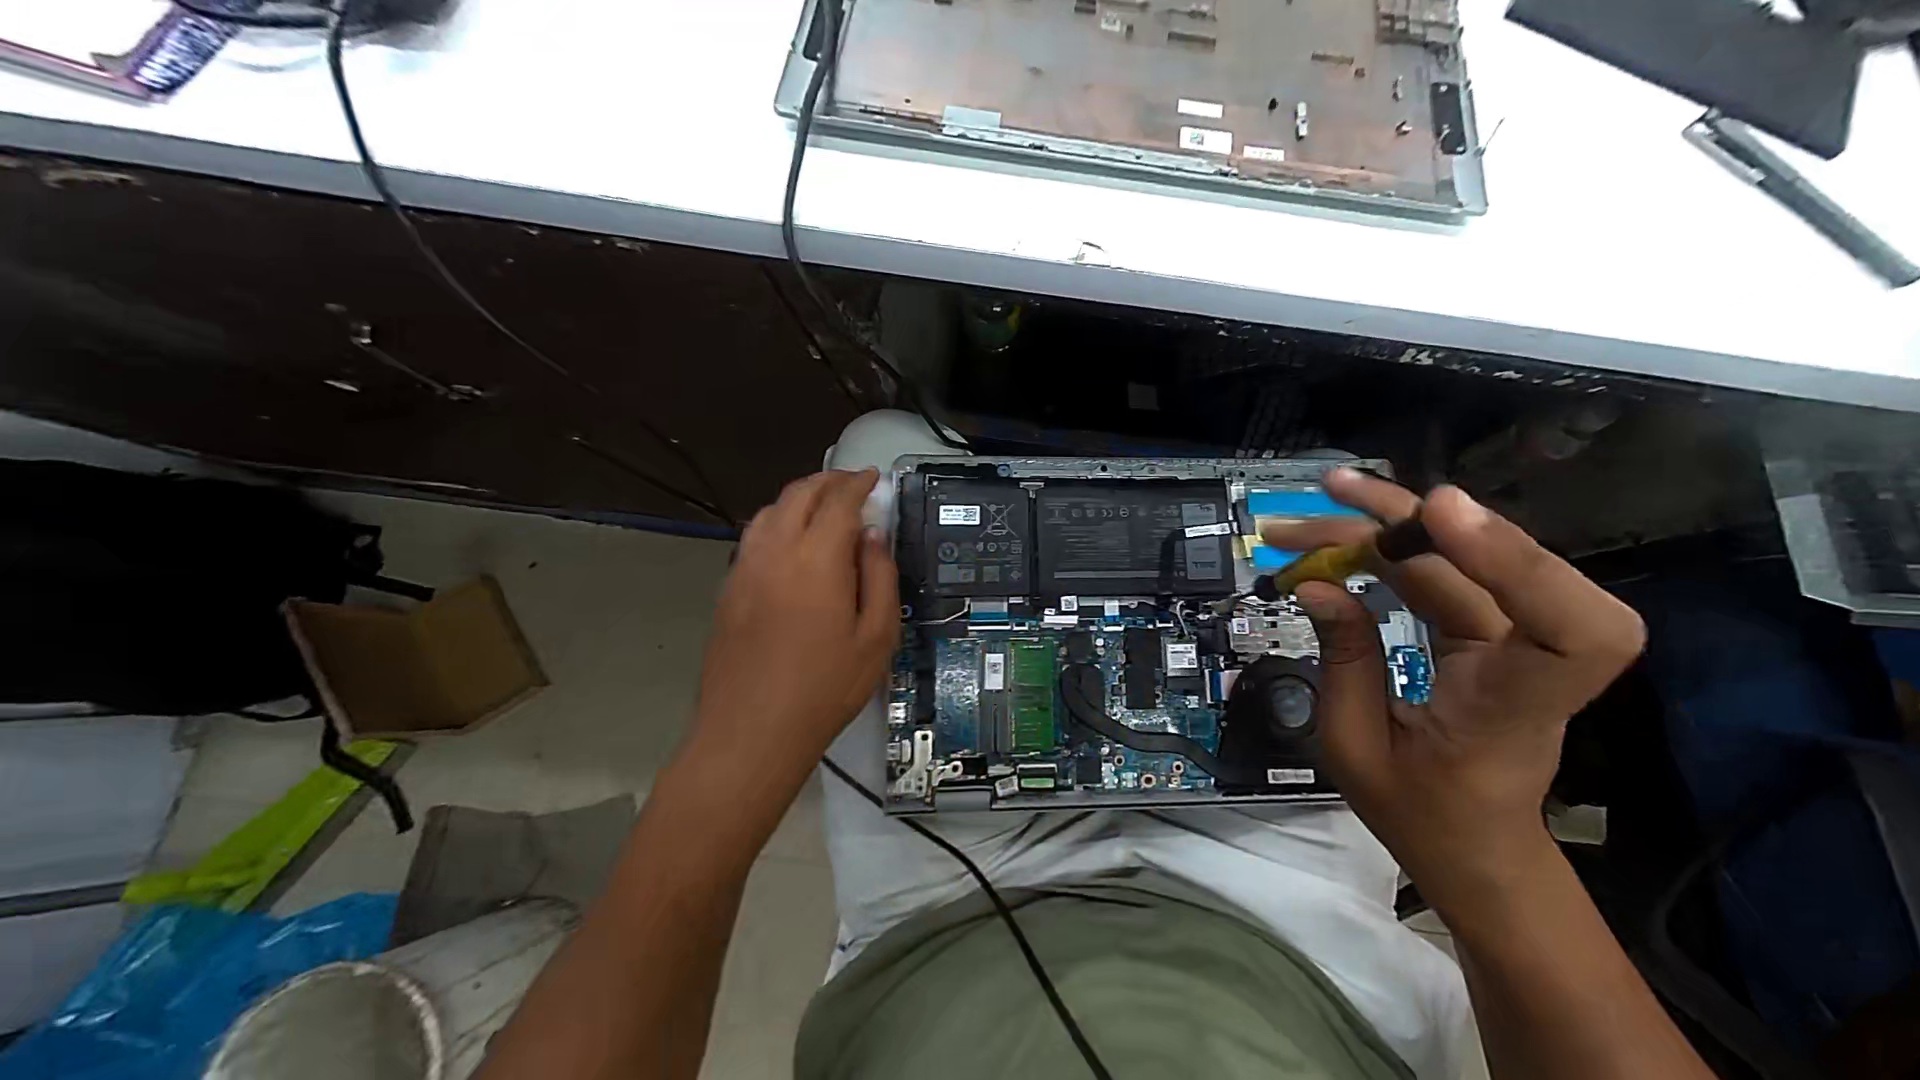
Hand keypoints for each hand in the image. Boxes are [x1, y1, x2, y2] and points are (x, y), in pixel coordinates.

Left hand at [688, 469, 898, 786]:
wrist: (752, 731)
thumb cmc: (825, 688)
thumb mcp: (876, 637)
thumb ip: (880, 577)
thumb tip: (874, 537)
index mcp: (816, 559)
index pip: (838, 501)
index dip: (858, 483)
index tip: (873, 478)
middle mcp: (775, 552)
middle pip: (799, 494)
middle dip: (828, 480)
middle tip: (851, 484)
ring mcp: (745, 569)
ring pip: (771, 511)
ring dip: (799, 497)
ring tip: (822, 507)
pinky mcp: (728, 589)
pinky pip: (754, 537)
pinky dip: (777, 522)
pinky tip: (790, 542)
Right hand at [1261, 467, 1644, 910]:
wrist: (1475, 842)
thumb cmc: (1419, 812)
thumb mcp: (1355, 746)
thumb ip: (1344, 661)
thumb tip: (1316, 584)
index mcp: (1512, 708)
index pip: (1570, 632)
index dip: (1515, 562)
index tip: (1440, 514)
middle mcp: (1529, 661)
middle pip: (1493, 569)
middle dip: (1407, 521)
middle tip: (1330, 492)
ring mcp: (1513, 639)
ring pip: (1467, 559)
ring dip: (1395, 521)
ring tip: (1330, 493)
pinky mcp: (1490, 628)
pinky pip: (1452, 572)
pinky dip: (1400, 543)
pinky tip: (1357, 523)